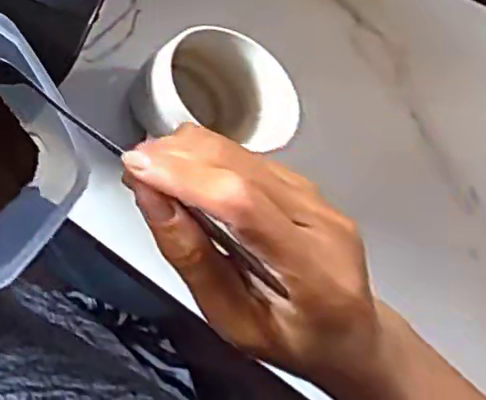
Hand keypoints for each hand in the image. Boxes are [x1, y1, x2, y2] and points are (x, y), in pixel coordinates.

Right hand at [122, 125, 389, 396]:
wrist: (351, 337)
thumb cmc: (292, 338)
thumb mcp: (232, 320)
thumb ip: (188, 256)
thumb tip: (148, 193)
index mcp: (313, 273)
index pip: (241, 202)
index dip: (181, 176)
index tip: (135, 167)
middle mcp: (321, 223)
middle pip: (231, 163)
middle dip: (170, 156)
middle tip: (134, 170)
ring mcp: (313, 195)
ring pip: (229, 148)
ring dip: (178, 150)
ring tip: (152, 172)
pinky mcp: (297, 177)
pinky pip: (235, 150)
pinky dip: (196, 153)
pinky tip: (180, 173)